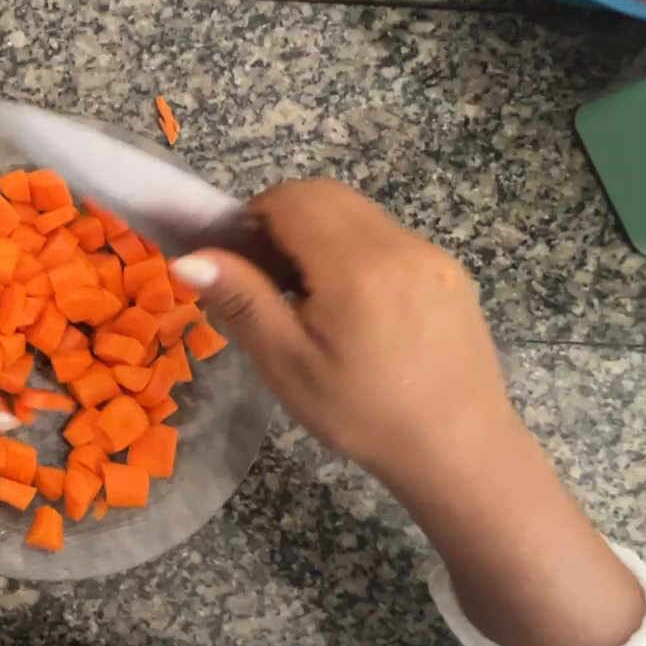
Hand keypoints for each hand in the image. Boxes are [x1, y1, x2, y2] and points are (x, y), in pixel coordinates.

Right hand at [169, 179, 516, 492]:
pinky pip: (383, 235)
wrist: (460, 451)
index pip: (289, 199)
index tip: (239, 265)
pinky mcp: (447, 270)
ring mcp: (430, 254)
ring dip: (314, 233)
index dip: (251, 219)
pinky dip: (349, 249)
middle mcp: (399, 244)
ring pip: (354, 211)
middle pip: (322, 194)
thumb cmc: (360, 412)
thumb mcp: (286, 362)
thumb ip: (240, 298)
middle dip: (279, 220)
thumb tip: (185, 257)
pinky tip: (348, 306)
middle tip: (264, 278)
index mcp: (355, 265)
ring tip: (304, 295)